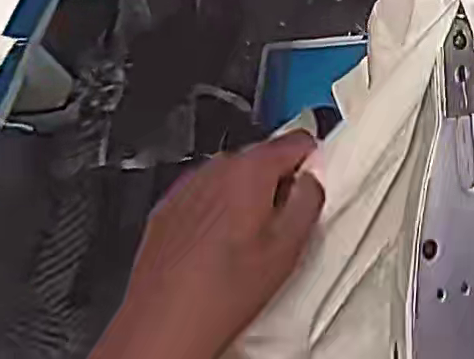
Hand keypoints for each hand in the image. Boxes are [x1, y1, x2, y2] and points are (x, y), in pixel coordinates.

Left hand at [90, 133, 324, 358]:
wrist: (159, 334)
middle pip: (265, 156)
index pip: (299, 140)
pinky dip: (216, 209)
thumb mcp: (289, 245)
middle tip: (279, 223)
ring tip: (245, 240)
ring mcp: (188, 187)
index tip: (310, 185)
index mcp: (252, 168)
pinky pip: (206, 194)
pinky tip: (216, 245)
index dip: (311, 162)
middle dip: (277, 182)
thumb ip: (311, 195)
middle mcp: (218, 168)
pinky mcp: (167, 209)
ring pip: (235, 175)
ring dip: (246, 195)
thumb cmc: (219, 295)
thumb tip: (313, 177)